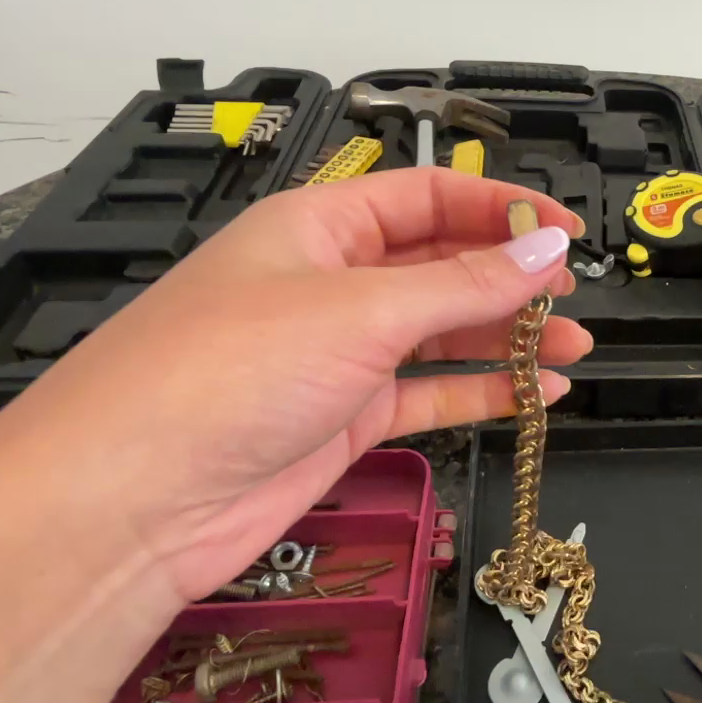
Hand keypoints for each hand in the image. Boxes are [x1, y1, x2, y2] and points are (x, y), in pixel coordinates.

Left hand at [0, 169, 590, 599]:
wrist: (128, 504)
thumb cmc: (231, 371)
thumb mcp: (360, 311)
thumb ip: (464, 283)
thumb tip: (550, 247)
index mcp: (324, 226)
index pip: (430, 197)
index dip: (503, 208)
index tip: (567, 231)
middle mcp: (335, 282)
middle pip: (443, 265)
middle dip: (512, 279)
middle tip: (573, 298)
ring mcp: (342, 353)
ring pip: (443, 333)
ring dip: (508, 338)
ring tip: (573, 348)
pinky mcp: (349, 415)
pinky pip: (431, 391)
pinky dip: (483, 391)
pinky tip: (535, 393)